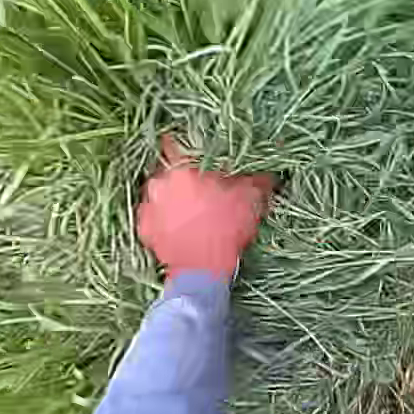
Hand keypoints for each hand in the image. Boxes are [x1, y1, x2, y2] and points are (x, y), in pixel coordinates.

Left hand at [135, 136, 272, 277]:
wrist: (203, 271)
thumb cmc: (228, 227)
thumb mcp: (252, 198)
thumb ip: (258, 177)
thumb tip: (270, 167)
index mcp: (183, 168)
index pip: (173, 142)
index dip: (186, 144)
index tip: (196, 150)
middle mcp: (159, 182)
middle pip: (169, 168)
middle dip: (185, 175)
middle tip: (204, 185)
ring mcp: (148, 206)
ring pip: (161, 192)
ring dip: (175, 196)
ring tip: (195, 209)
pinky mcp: (143, 228)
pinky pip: (155, 215)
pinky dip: (167, 218)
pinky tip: (184, 225)